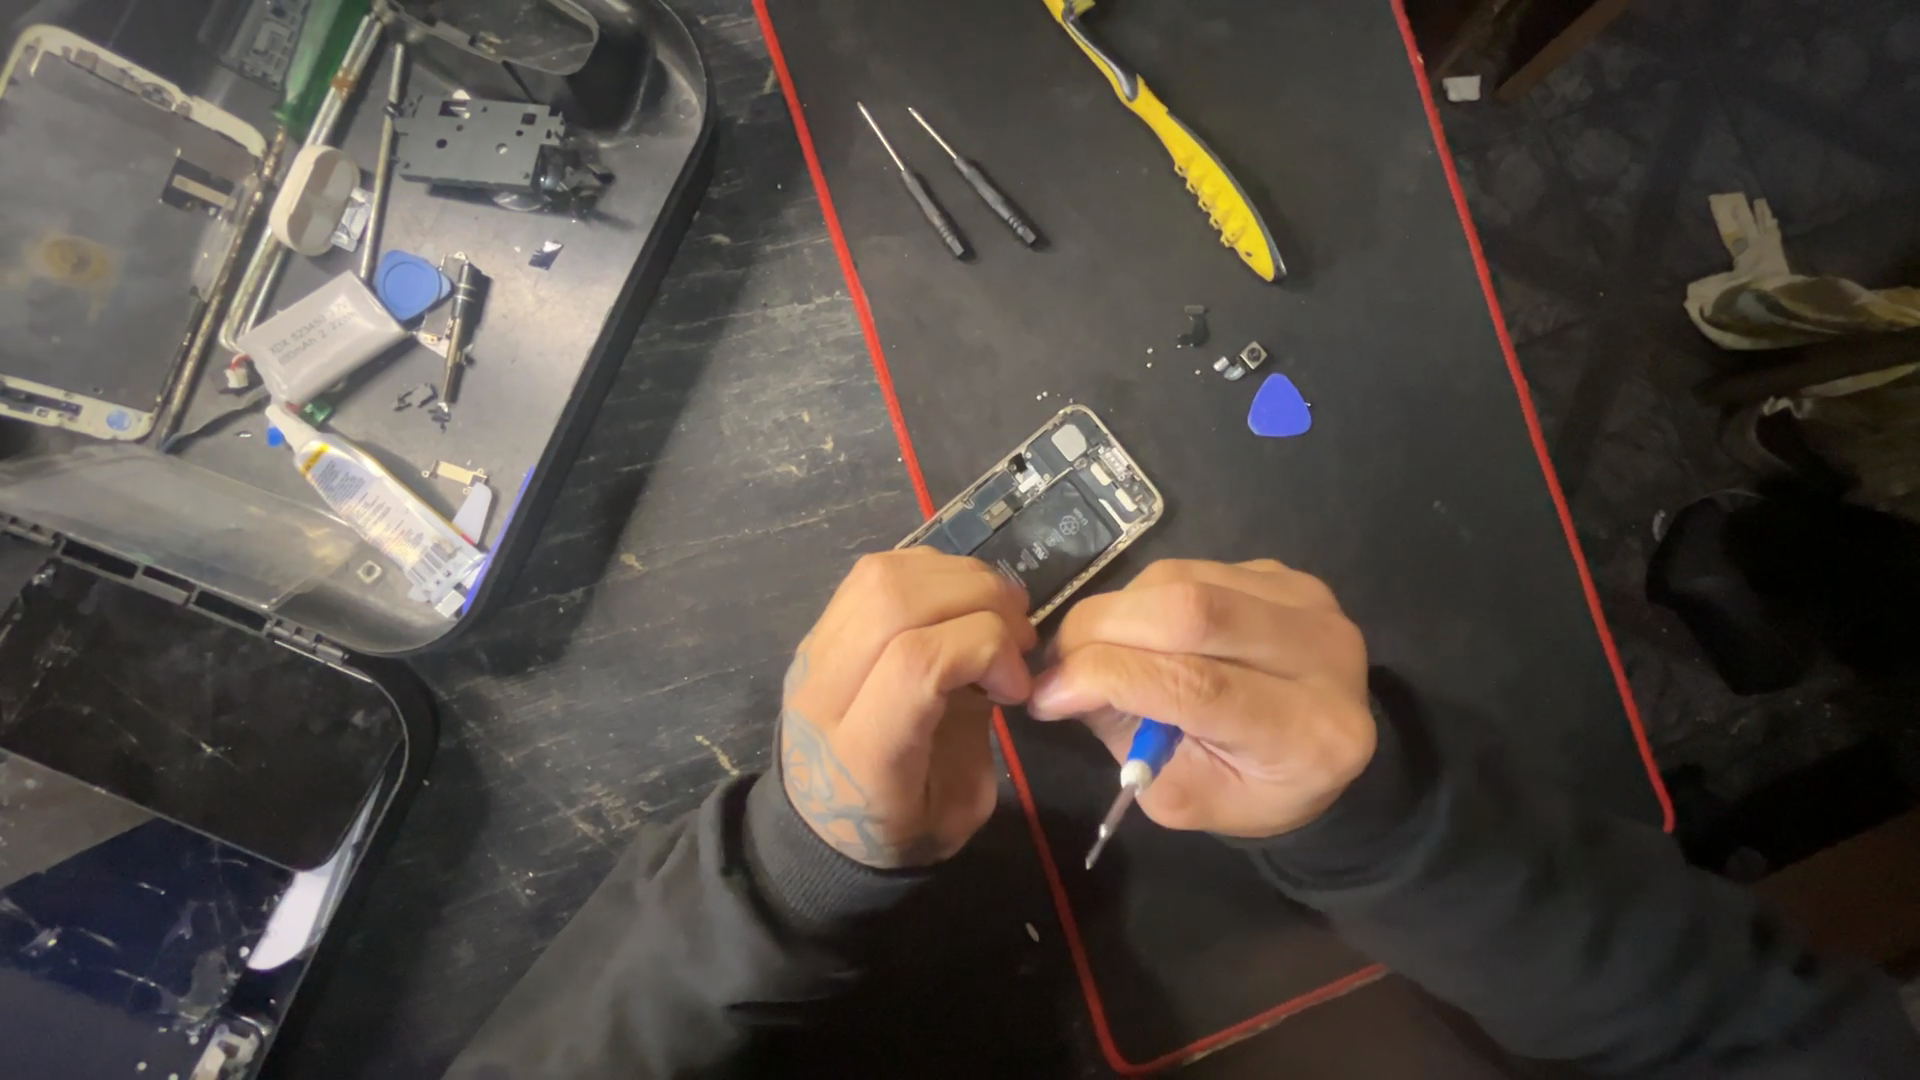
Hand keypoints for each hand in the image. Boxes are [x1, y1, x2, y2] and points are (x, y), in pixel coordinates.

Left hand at [780, 548, 1035, 867]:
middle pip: (897, 601)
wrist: (817, 828)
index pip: (916, 661)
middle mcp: (826, 689)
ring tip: (997, 608)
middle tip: (1019, 633)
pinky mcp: (819, 629)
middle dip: (980, 599)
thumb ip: (981, 729)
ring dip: (958, 576)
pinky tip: (959, 597)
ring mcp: (814, 650)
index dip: (984, 648)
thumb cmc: (899, 829)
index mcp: (862, 752)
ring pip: (882, 575)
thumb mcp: (960, 806)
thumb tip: (999, 658)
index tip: (1018, 682)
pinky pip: (873, 572)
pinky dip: (930, 570)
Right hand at [1028, 559, 1374, 838]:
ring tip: (1099, 647)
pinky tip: (1143, 629)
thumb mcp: (1182, 794)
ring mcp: (1307, 601)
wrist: (1319, 746)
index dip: (1104, 678)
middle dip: (1099, 628)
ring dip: (1117, 610)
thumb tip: (1062, 682)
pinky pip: (1191, 567)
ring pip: (1181, 579)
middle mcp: (1321, 654)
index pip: (1192, 684)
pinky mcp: (1284, 573)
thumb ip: (1126, 740)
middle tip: (1060, 659)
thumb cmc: (1249, 787)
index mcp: (1304, 731)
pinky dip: (1143, 596)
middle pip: (1190, 611)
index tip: (1045, 694)